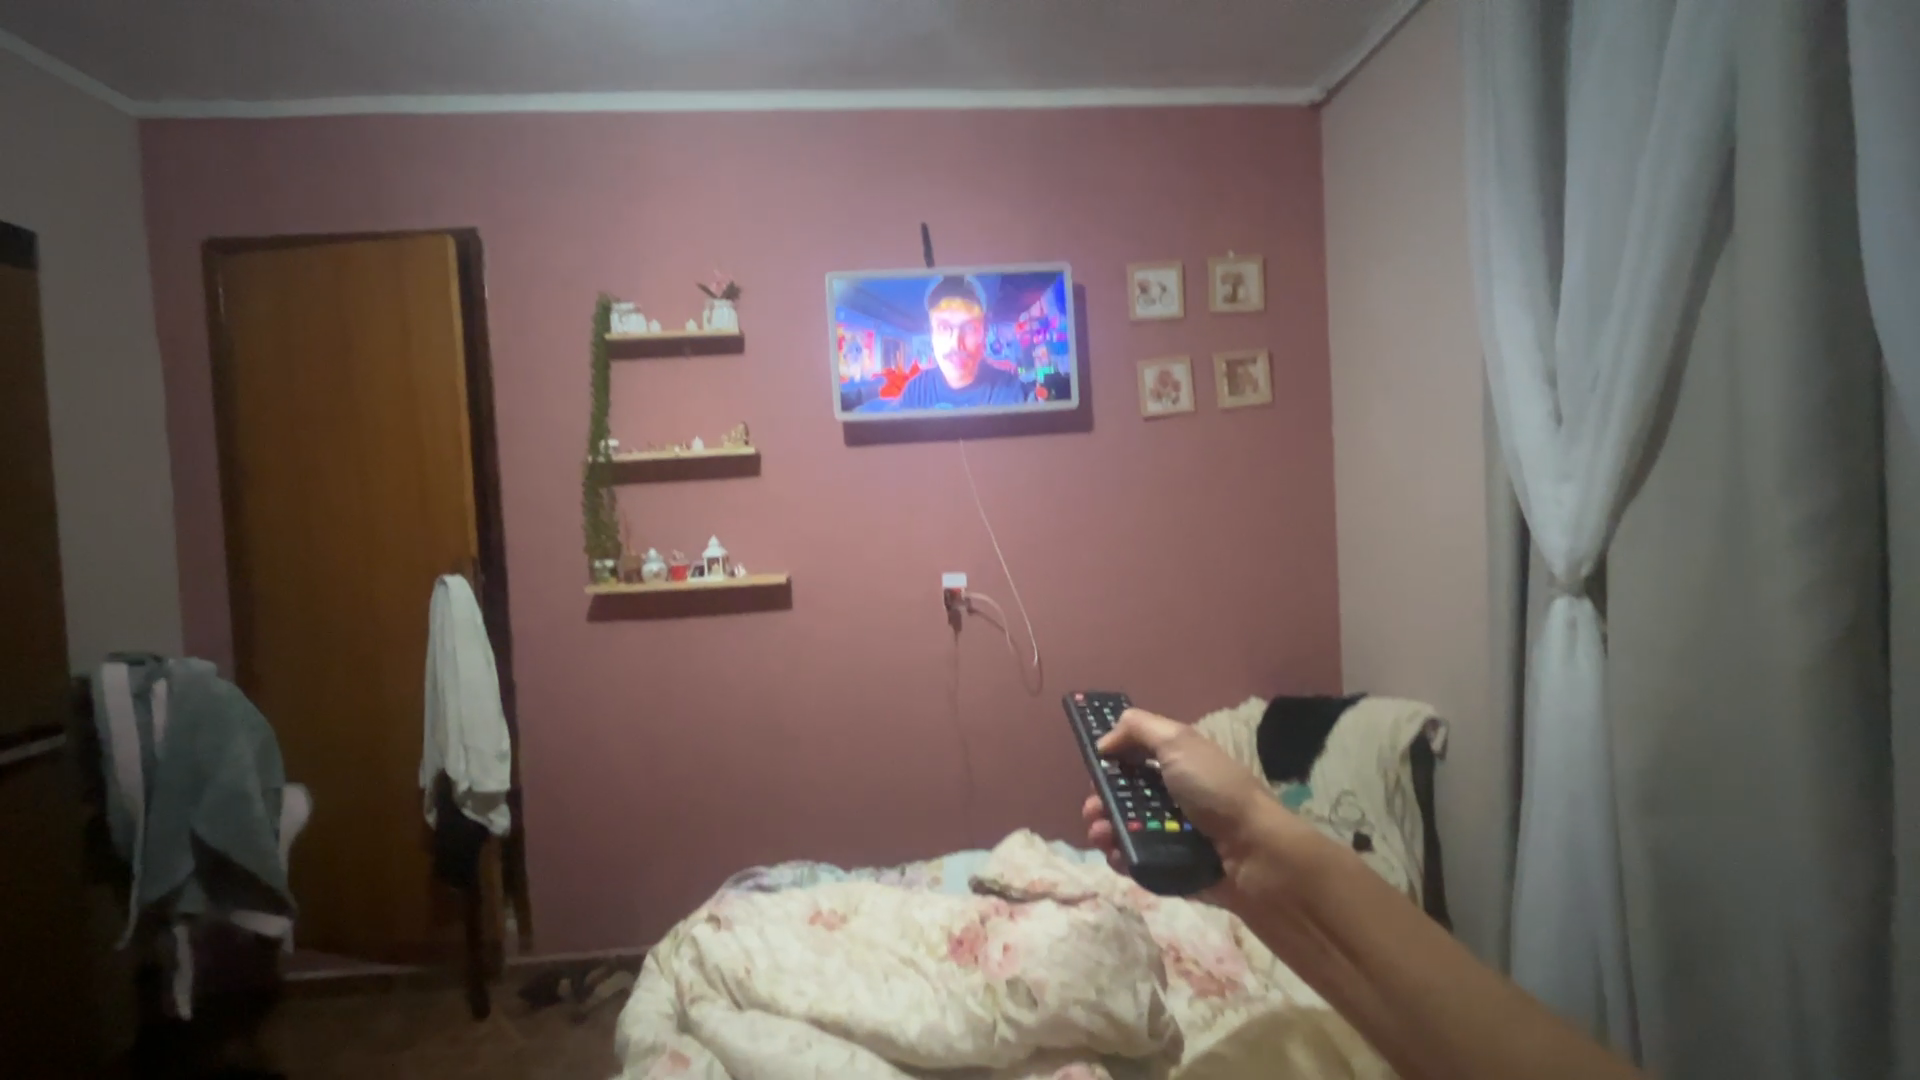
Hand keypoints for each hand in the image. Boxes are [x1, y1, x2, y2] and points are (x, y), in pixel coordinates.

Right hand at [1081, 708, 1314, 908]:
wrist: (1257, 855)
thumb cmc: (1216, 790)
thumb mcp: (1178, 742)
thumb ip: (1137, 729)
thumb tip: (1104, 742)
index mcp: (1178, 764)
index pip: (1135, 757)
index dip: (1112, 760)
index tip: (1095, 767)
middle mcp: (1175, 796)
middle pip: (1125, 796)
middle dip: (1101, 799)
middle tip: (1093, 809)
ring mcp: (1174, 834)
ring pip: (1126, 829)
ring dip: (1104, 829)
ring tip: (1101, 835)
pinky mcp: (1173, 867)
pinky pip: (1137, 861)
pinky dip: (1121, 857)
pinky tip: (1115, 855)